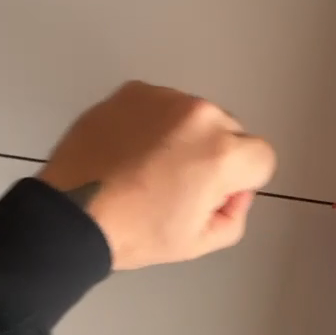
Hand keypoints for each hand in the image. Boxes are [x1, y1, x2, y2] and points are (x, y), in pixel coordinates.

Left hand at [37, 81, 277, 270]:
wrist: (74, 214)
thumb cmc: (135, 232)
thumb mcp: (198, 243)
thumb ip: (235, 216)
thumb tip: (235, 192)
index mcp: (223, 154)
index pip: (262, 158)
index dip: (241, 184)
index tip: (212, 198)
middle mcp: (200, 115)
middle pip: (231, 132)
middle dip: (214, 156)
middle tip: (177, 188)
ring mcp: (164, 98)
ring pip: (195, 117)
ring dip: (184, 138)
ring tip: (149, 171)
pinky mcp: (133, 92)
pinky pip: (160, 107)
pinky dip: (153, 126)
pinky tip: (130, 155)